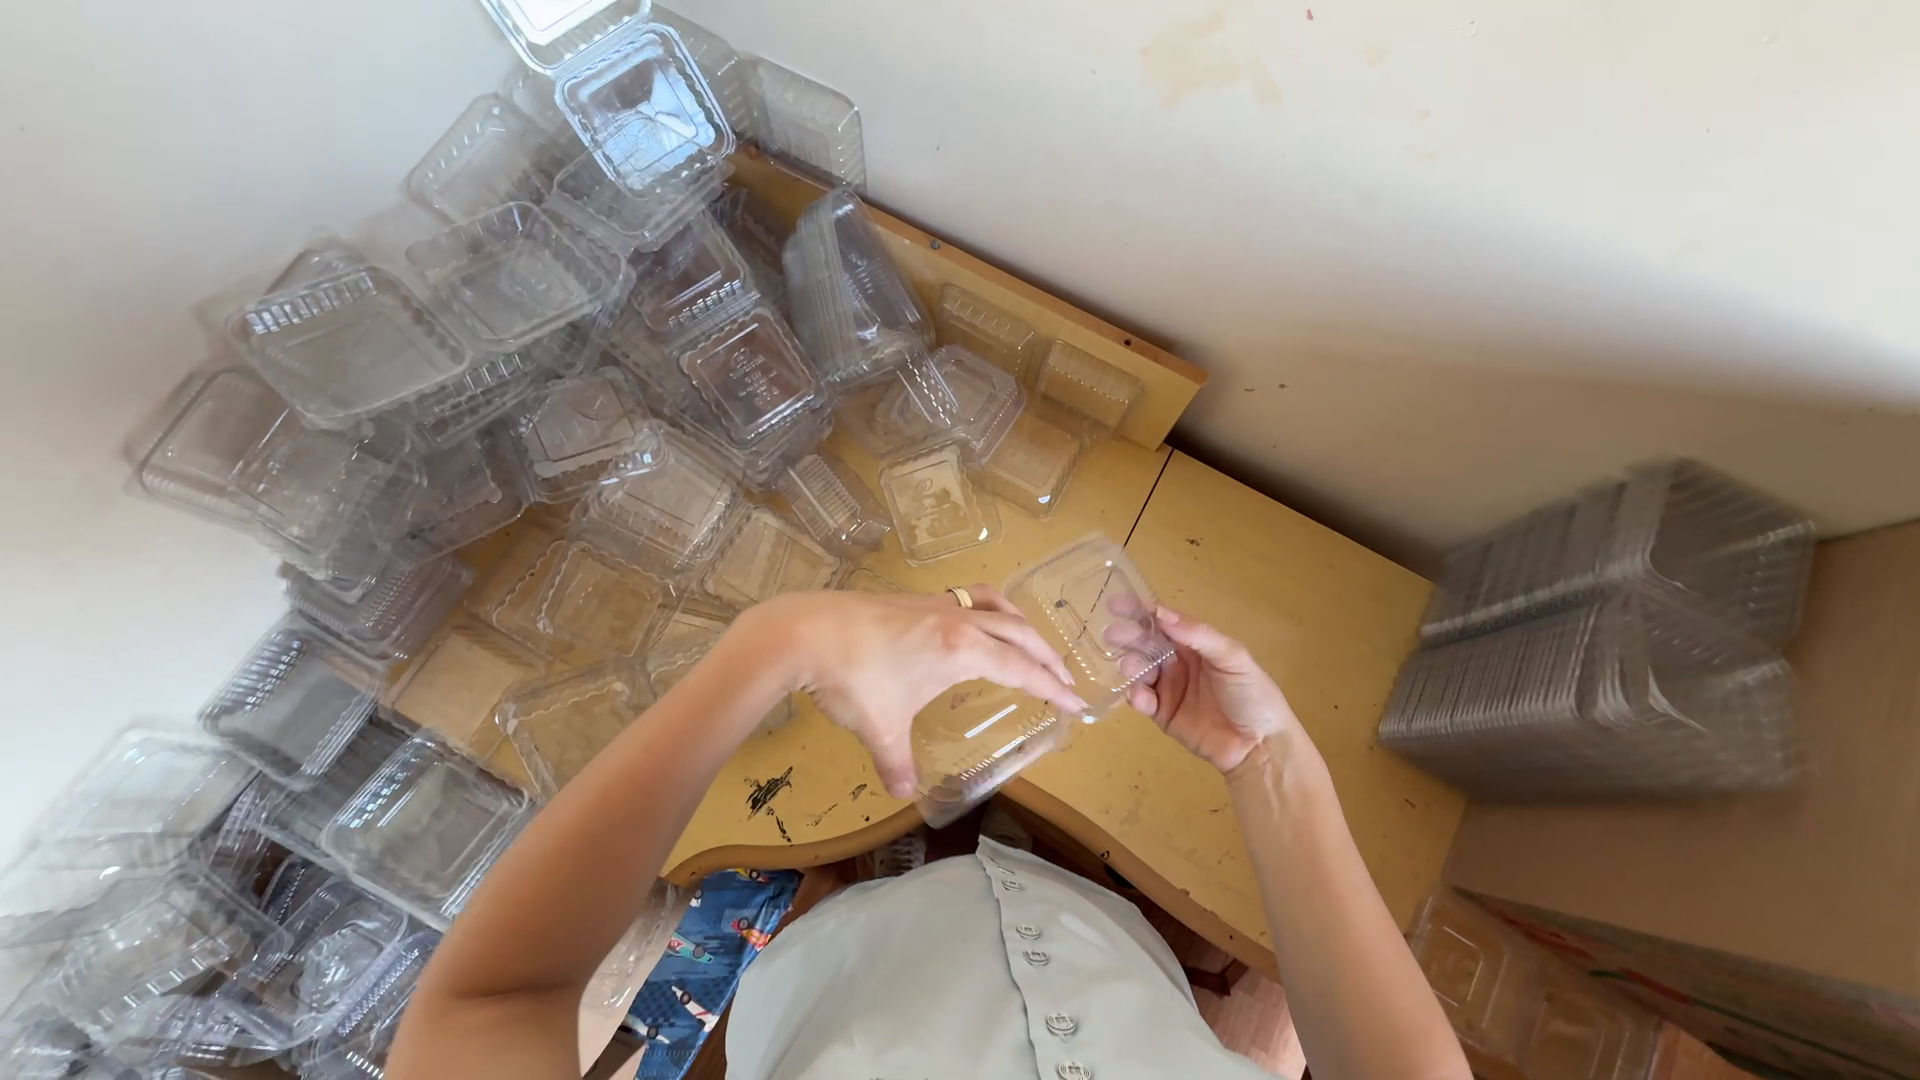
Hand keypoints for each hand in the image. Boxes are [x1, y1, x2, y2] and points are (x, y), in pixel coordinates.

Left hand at [745, 588, 1087, 798]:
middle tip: (1065, 678)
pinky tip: (975, 625)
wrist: (806, 631)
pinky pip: (969, 598)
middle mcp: (958, 620)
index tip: (1077, 702)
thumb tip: (902, 793)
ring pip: (996, 605)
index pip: (1022, 668)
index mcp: (962, 650)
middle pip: (1019, 631)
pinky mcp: (916, 599)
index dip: (1053, 687)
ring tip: (1031, 643)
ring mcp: (937, 604)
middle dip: (1047, 655)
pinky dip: (990, 609)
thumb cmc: (852, 678)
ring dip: (1021, 624)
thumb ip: (896, 763)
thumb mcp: (880, 727)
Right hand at [1127, 608, 1297, 773]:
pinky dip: (1136, 696)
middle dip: (1128, 637)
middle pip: (1145, 643)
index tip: (1116, 605)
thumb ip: (1198, 635)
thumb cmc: (1253, 694)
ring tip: (1130, 668)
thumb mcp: (1232, 657)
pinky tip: (1140, 697)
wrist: (1261, 746)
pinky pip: (1143, 701)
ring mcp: (1168, 688)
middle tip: (1113, 636)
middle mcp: (1177, 661)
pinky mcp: (1162, 714)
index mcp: (1194, 643)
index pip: (1163, 621)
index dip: (1139, 611)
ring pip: (1139, 670)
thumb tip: (1161, 613)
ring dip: (1130, 665)